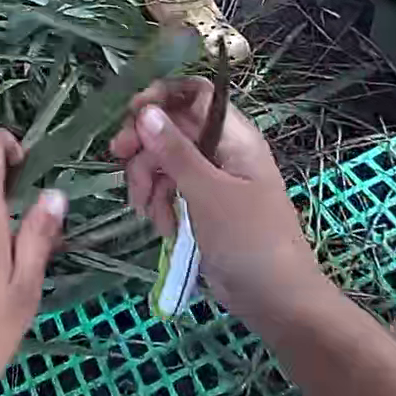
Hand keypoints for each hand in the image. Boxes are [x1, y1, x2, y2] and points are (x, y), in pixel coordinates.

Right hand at [109, 79, 322, 316]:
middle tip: (120, 159)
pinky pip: (166, 187)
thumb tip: (145, 111)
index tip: (133, 114)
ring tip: (148, 211)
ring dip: (147, 181)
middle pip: (170, 126)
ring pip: (162, 159)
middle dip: (144, 145)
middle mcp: (220, 149)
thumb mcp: (208, 193)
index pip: (195, 94)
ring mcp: (209, 177)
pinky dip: (157, 202)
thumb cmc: (250, 240)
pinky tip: (161, 226)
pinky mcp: (199, 202)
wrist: (275, 300)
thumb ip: (175, 151)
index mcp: (233, 136)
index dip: (162, 96)